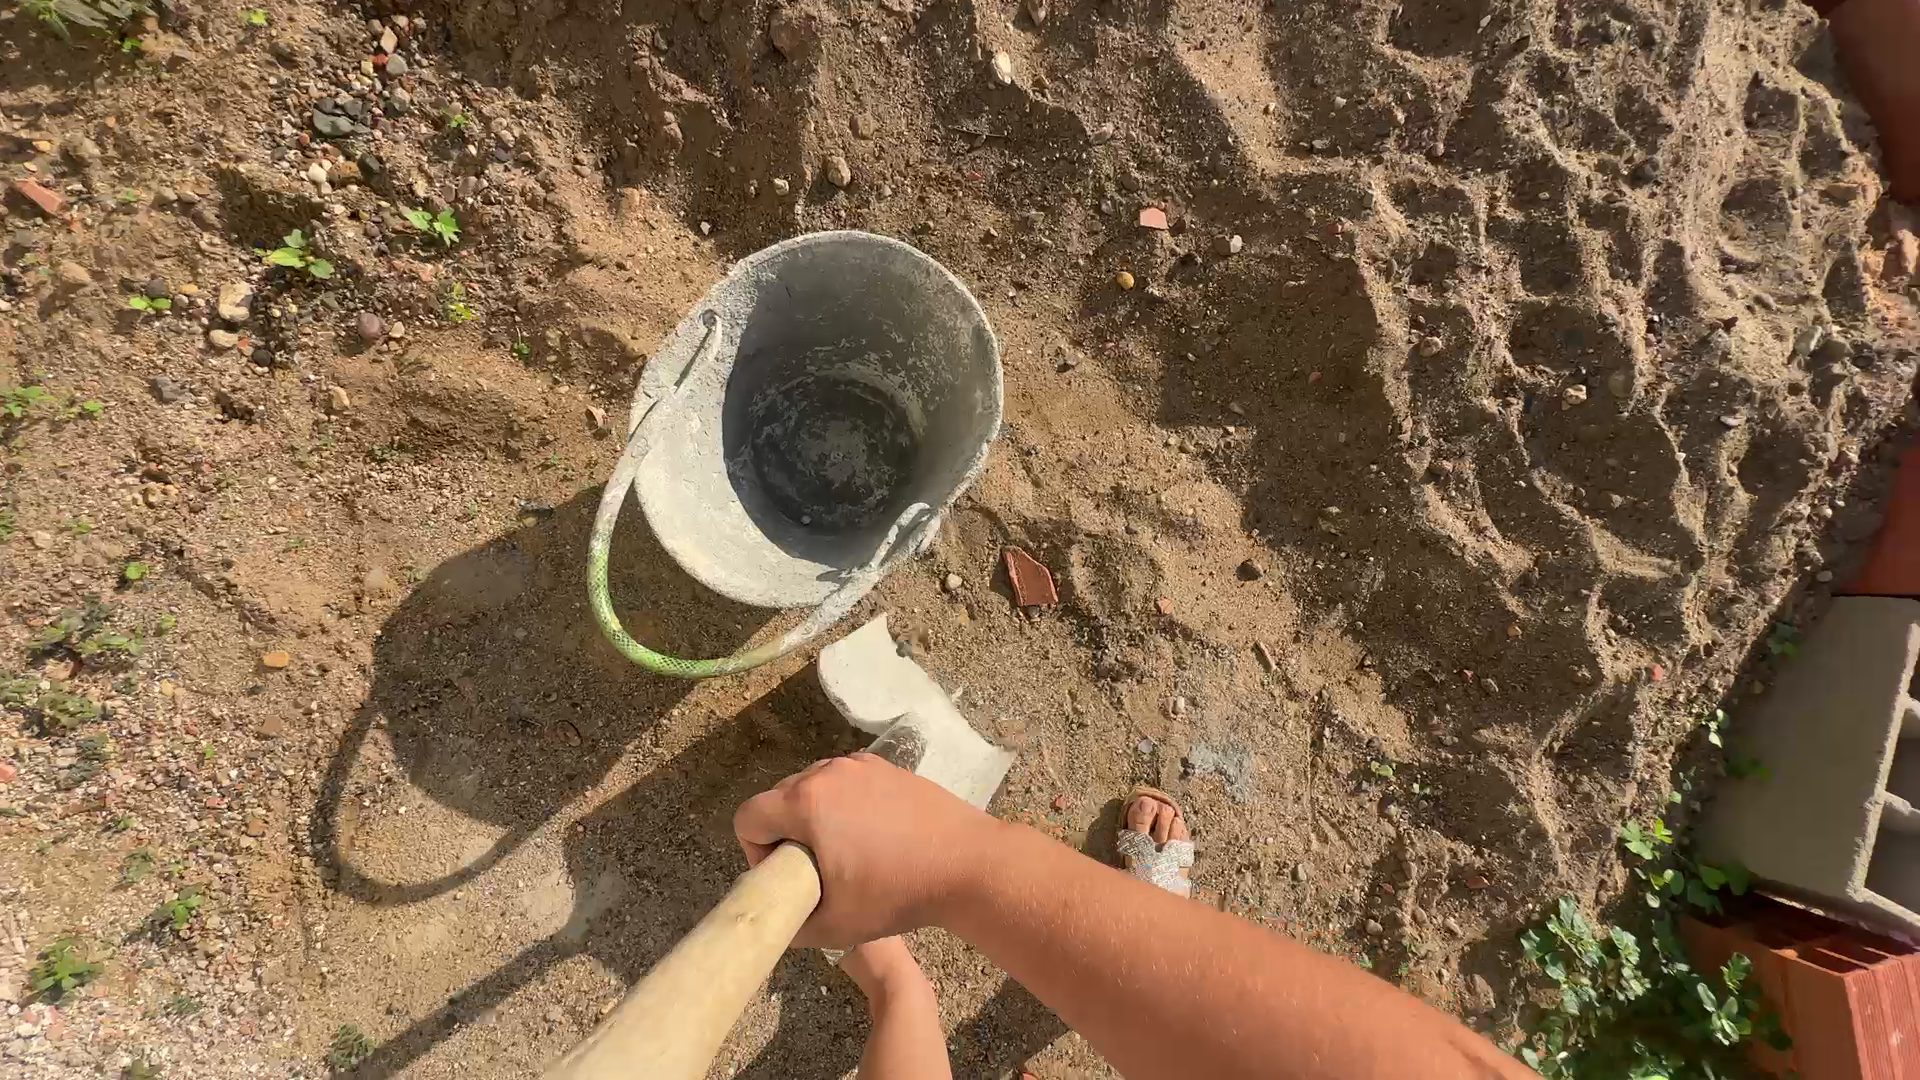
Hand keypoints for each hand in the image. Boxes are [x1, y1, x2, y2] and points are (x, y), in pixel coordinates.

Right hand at [733, 753, 998, 947]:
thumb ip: (787, 922)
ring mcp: (861, 764)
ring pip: (813, 785)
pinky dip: (845, 803)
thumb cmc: (894, 892)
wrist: (964, 862)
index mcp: (806, 801)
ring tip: (845, 851)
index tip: (786, 876)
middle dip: (785, 832)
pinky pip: (846, 781)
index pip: (748, 815)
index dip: (756, 851)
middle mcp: (828, 771)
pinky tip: (872, 833)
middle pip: (780, 796)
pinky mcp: (887, 766)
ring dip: (815, 815)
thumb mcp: (830, 924)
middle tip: (814, 869)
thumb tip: (778, 914)